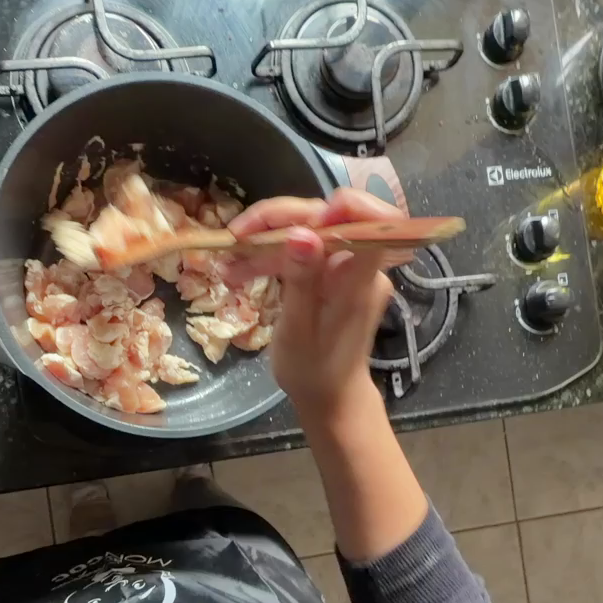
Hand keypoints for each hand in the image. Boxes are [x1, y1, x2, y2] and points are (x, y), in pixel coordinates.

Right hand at [227, 188, 404, 428]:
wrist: (330, 397)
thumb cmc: (314, 372)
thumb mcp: (299, 331)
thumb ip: (302, 280)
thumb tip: (302, 233)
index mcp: (361, 279)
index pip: (376, 223)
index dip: (345, 206)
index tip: (298, 219)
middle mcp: (361, 265)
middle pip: (327, 219)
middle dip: (279, 222)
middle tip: (235, 238)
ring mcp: (347, 267)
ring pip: (308, 232)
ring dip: (266, 241)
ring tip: (227, 263)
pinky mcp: (333, 273)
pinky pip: (304, 250)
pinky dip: (273, 256)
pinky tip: (240, 270)